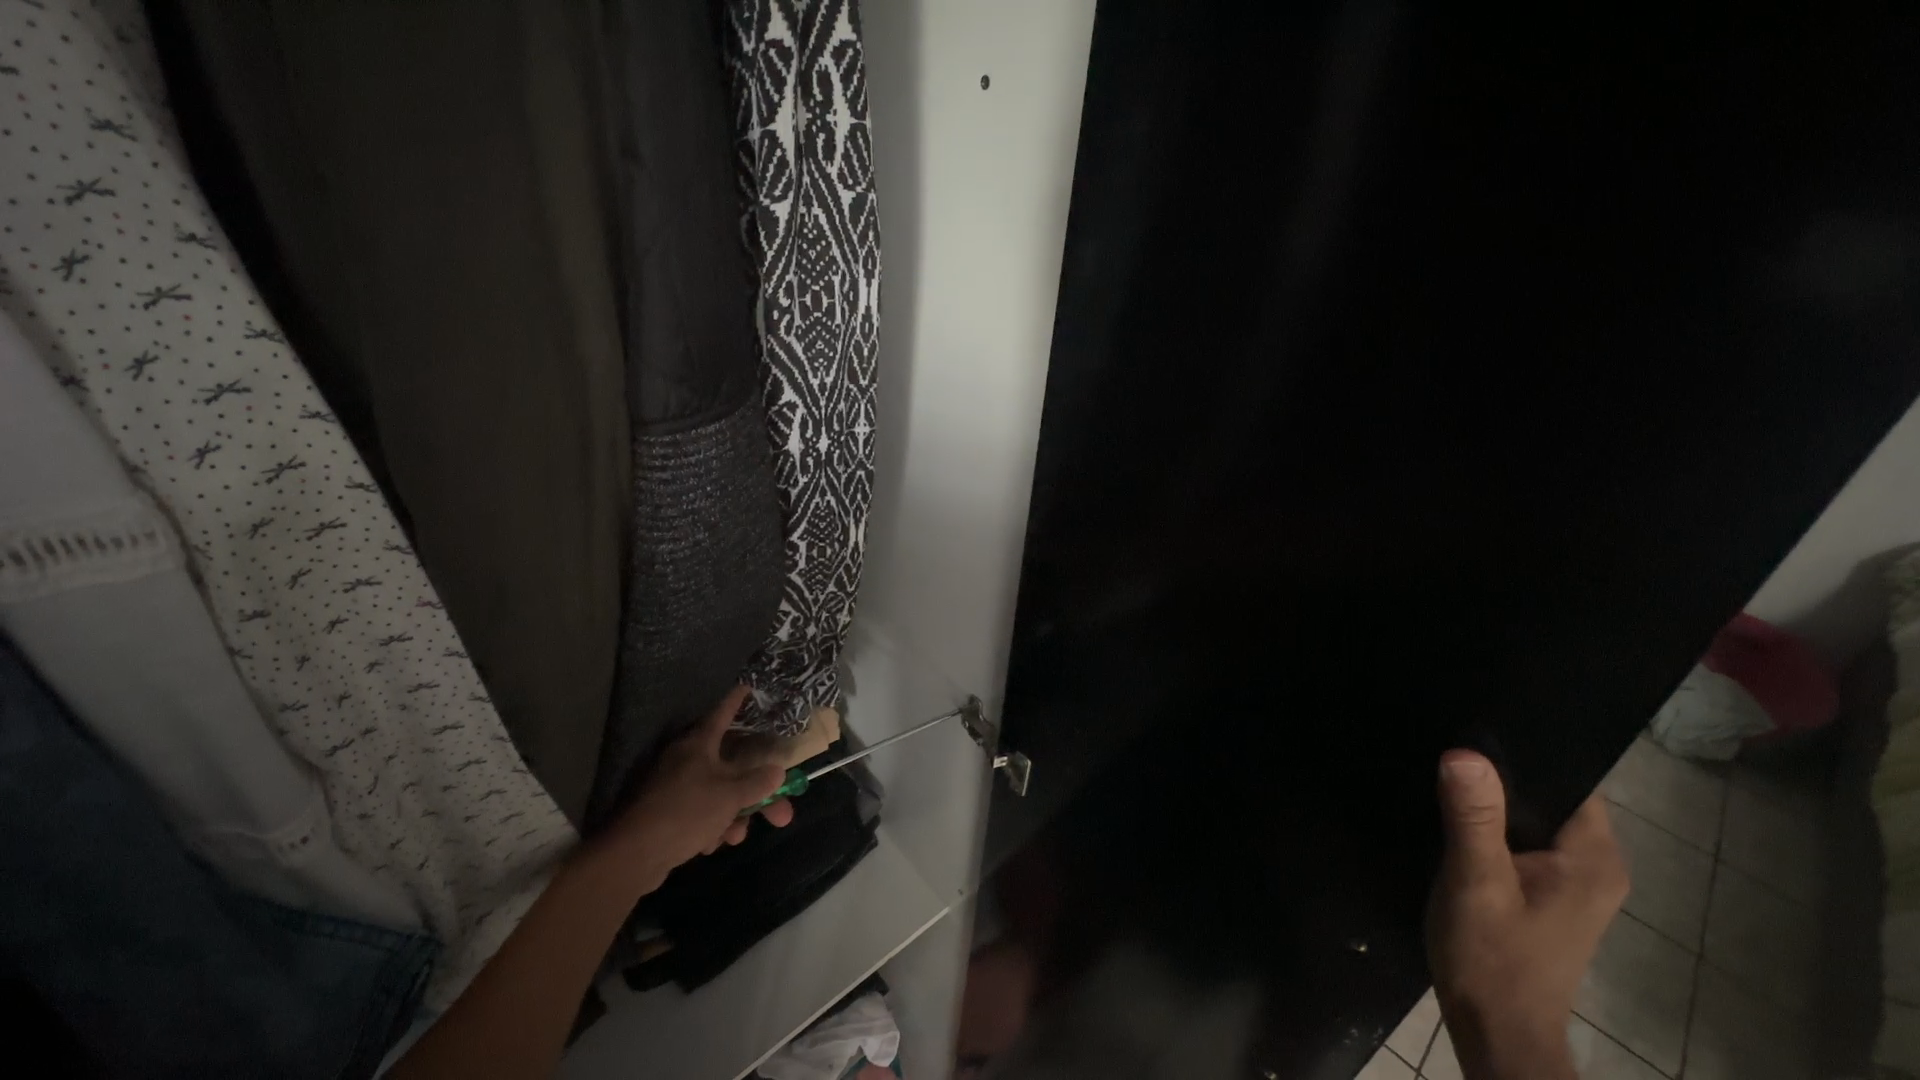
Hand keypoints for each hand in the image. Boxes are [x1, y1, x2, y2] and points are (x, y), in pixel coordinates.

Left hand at [597, 686, 794, 889]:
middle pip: (732, 767)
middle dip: (757, 793)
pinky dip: (711, 827)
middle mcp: (687, 761)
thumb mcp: (730, 796)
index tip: (748, 686)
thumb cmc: (686, 812)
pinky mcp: (669, 814)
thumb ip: (757, 782)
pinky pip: (702, 814)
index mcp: (699, 745)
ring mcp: (677, 788)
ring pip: (719, 795)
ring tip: (735, 837)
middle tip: (782, 814)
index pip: (722, 714)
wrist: (634, 855)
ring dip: (734, 816)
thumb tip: (778, 771)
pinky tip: (709, 845)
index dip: (737, 701)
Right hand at [1425, 750, 1628, 1079]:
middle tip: (1449, 757)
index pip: (1567, 776)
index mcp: (1595, 857)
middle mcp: (1599, 865)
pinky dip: (1496, 832)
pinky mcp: (1554, 896)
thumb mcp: (1475, 882)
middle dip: (1501, 779)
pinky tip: (1460, 828)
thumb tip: (1463, 753)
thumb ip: (1473, 818)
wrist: (1497, 1031)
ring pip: (1535, 819)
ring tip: (1449, 786)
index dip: (1520, 753)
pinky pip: (1528, 842)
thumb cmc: (1491, 958)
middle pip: (1550, 796)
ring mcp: (1579, 883)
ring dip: (1495, 807)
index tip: (1471, 736)